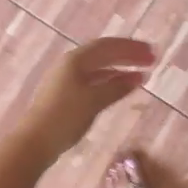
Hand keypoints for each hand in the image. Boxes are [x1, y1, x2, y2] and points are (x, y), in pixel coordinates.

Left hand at [17, 37, 156, 161]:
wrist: (35, 141)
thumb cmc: (64, 118)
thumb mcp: (93, 101)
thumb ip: (116, 88)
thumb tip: (138, 78)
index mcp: (75, 60)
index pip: (108, 46)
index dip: (131, 47)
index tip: (152, 52)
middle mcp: (70, 64)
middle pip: (103, 54)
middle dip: (128, 55)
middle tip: (151, 59)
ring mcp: (67, 79)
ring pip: (99, 67)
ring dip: (120, 68)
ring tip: (141, 74)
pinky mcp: (66, 94)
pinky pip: (93, 80)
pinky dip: (110, 81)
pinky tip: (121, 88)